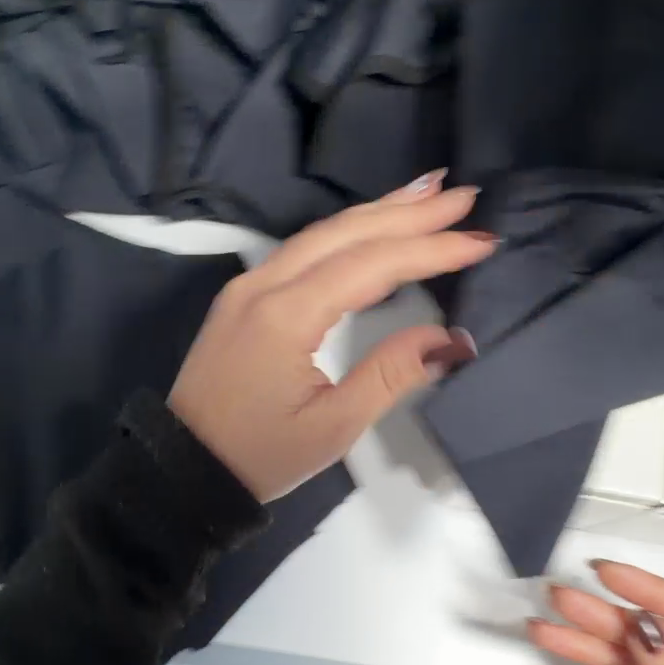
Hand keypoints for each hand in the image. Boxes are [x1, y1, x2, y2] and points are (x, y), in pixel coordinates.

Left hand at [168, 171, 489, 501]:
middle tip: (464, 196)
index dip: (429, 249)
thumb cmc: (262, 456)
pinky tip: (373, 227)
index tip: (480, 240)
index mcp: (286, 314)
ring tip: (428, 193)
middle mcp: (263, 284)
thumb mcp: (334, 426)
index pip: (370, 265)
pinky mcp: (244, 297)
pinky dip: (347, 232)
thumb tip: (451, 338)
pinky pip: (303, 250)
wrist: (183, 470)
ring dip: (378, 212)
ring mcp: (248, 286)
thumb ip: (391, 374)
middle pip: (345, 232)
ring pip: (322, 234)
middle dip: (408, 212)